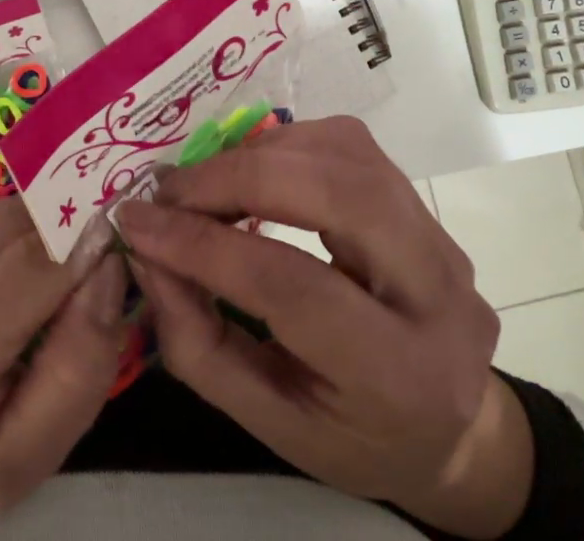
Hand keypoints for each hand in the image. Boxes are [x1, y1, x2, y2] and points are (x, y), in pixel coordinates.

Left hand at [0, 200, 126, 540]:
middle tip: (93, 281)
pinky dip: (9, 245)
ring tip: (50, 296)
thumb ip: (79, 362)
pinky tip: (13, 292)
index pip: (37, 263)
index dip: (87, 251)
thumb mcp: (35, 451)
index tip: (122, 260)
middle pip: (16, 226)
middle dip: (65, 239)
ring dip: (37, 239)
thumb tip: (107, 267)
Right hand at [114, 116, 531, 539]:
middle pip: (341, 195)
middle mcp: (437, 296)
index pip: (293, 287)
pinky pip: (353, 148)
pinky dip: (286, 147)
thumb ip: (196, 341)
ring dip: (260, 155)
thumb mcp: (264, 420)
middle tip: (169, 193)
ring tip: (204, 187)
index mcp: (396, 376)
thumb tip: (146, 252)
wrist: (449, 430)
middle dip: (237, 178)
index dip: (203, 246)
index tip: (134, 222)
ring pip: (350, 155)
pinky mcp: (428, 210)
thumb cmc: (347, 436)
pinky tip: (252, 177)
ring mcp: (443, 242)